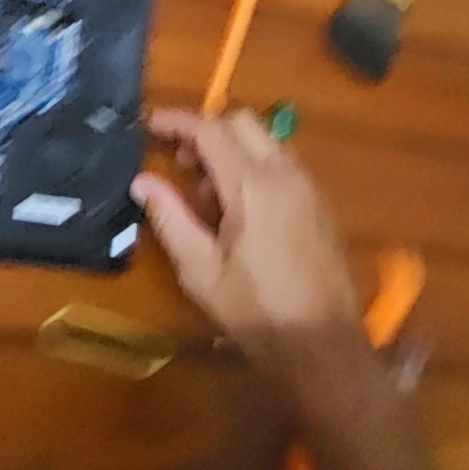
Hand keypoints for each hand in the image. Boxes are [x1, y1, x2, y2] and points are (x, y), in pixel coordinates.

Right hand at [131, 109, 361, 367]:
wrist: (326, 349)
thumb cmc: (257, 311)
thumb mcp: (201, 271)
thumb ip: (170, 218)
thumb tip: (142, 181)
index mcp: (252, 185)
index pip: (209, 129)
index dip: (177, 121)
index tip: (150, 125)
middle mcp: (283, 172)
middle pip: (241, 120)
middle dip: (206, 129)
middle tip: (182, 161)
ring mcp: (307, 185)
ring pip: (265, 137)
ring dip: (232, 146)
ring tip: (209, 191)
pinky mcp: (319, 201)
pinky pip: (281, 160)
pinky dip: (254, 162)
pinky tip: (240, 206)